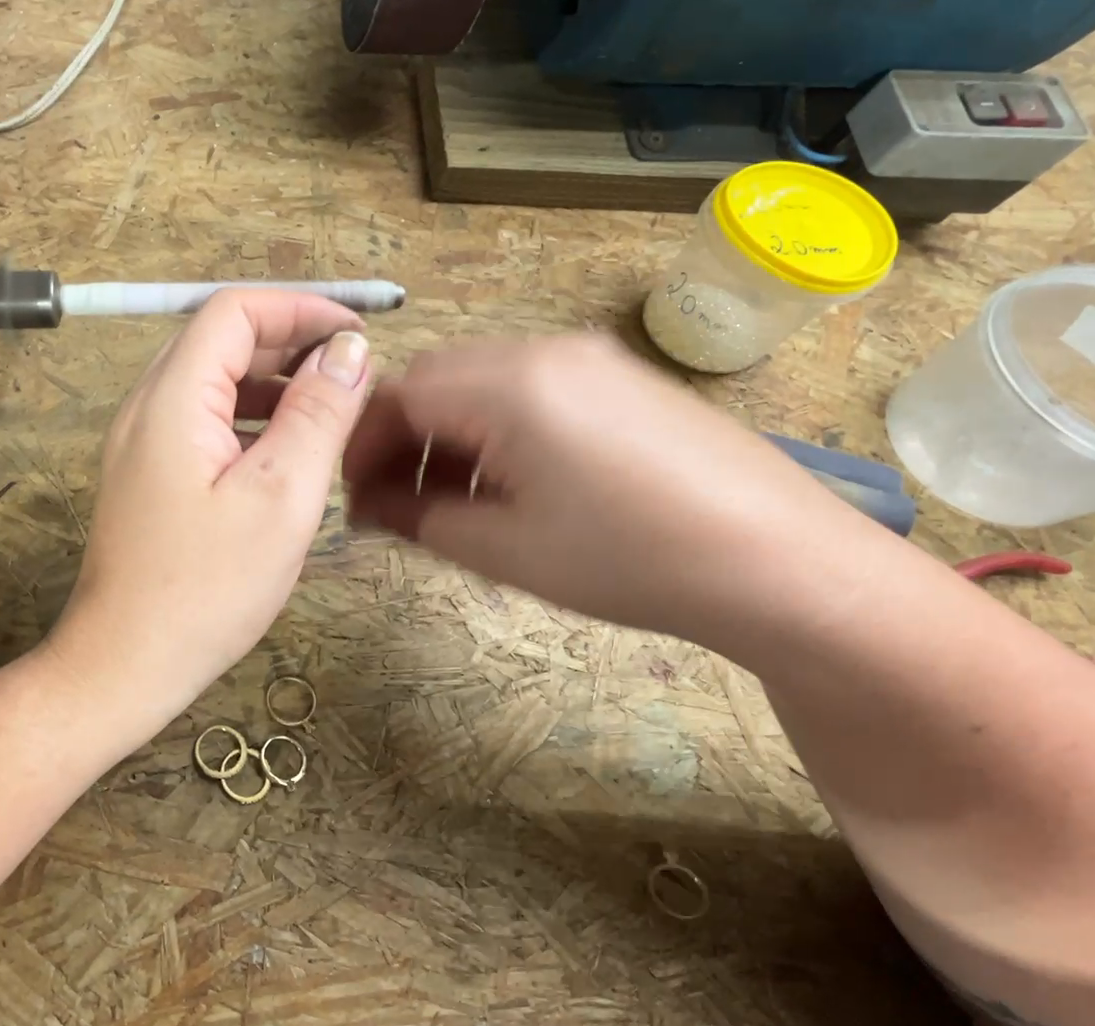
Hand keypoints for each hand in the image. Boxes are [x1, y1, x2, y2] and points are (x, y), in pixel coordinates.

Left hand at [45, 289, 370, 732]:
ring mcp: (138, 445)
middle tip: (350, 374)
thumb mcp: (281, 497)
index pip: (232, 310)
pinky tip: (283, 456)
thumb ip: (318, 414)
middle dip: (287, 343)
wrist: (126, 662)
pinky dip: (245, 422)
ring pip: (209, 384)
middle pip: (217, 341)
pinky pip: (199, 424)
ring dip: (269, 384)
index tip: (355, 333)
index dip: (299, 308)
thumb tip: (349, 350)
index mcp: (173, 399)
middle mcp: (145, 409)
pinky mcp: (144, 478)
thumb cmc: (206, 588)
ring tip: (327, 414)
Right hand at [341, 334, 887, 643]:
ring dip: (444, 433)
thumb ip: (416, 518)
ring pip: (479, 382)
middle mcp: (544, 351)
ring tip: (446, 499)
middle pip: (435, 379)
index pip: (397, 395)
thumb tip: (368, 505)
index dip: (360, 444)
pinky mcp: (621, 378)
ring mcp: (590, 359)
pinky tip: (506, 482)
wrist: (783, 566)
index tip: (350, 496)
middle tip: (391, 501)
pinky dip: (492, 427)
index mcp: (509, 385)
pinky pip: (528, 389)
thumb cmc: (627, 560)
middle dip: (400, 437)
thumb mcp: (502, 550)